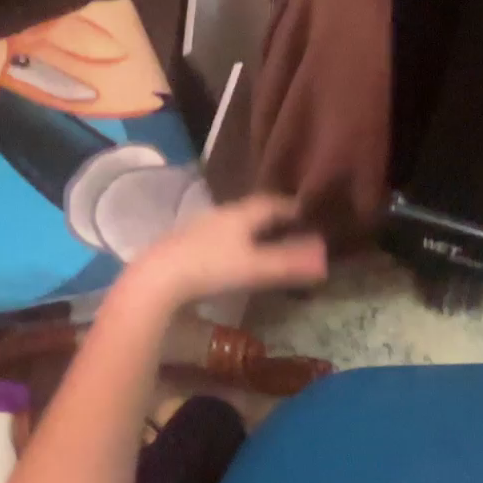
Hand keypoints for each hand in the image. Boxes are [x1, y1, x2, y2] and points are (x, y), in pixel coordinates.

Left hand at [123, 195, 327, 308]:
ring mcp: (200, 229)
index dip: (293, 206)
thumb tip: (326, 259)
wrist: (156, 280)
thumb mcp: (257, 268)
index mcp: (241, 213)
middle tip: (291, 227)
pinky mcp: (185, 246)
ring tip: (266, 243)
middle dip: (273, 218)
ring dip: (252, 231)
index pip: (273, 202)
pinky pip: (219, 238)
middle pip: (253, 211)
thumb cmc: (211, 268)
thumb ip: (291, 263)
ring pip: (234, 224)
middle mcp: (220, 214)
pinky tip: (233, 258)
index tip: (309, 213)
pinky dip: (235, 243)